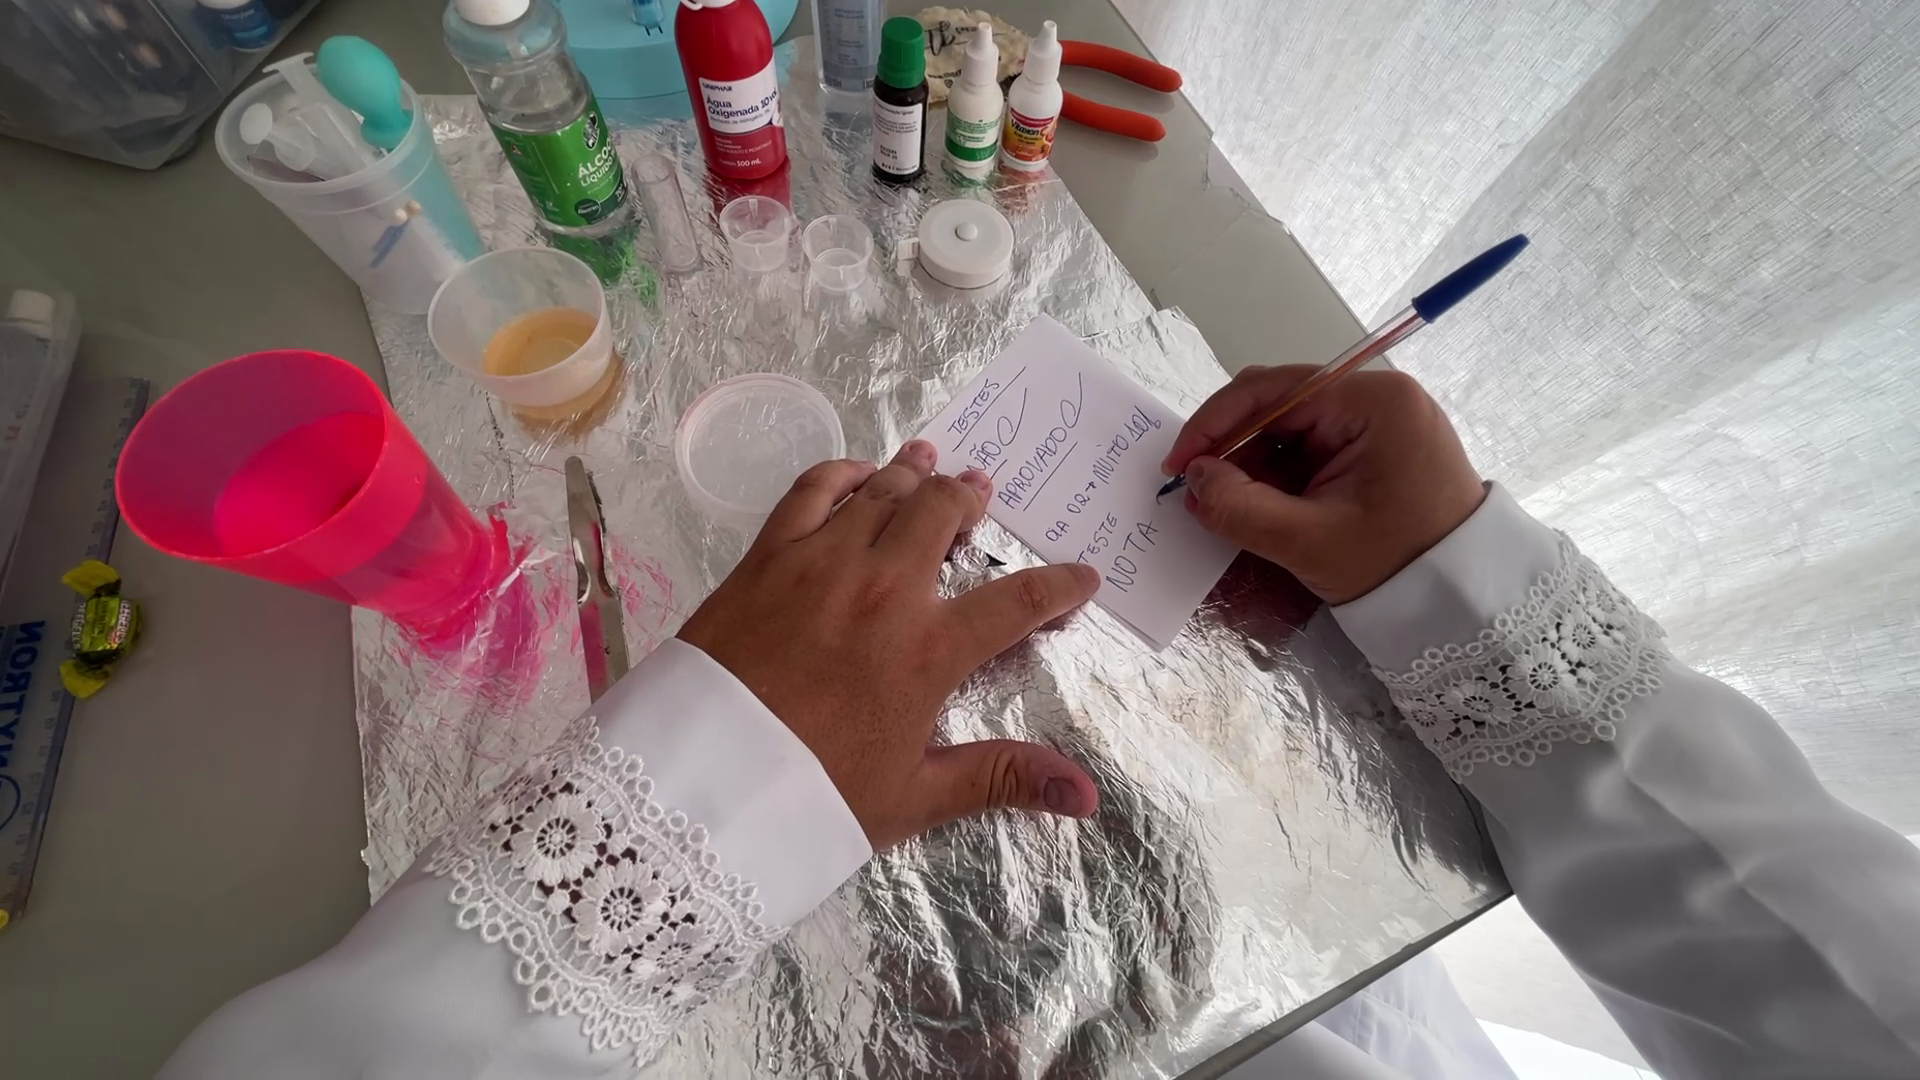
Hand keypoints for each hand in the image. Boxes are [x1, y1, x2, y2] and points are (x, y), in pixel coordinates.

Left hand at [677, 439, 1102, 850]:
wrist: (696, 785)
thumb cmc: (812, 795)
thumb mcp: (916, 795)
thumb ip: (1004, 778)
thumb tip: (1089, 797)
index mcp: (929, 649)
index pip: (1018, 603)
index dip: (1060, 587)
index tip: (1082, 578)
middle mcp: (885, 588)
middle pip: (945, 514)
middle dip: (972, 501)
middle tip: (980, 497)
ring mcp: (823, 562)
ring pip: (885, 491)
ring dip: (916, 474)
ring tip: (933, 463)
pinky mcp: (769, 555)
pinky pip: (811, 489)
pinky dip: (842, 473)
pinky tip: (857, 474)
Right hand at [1161, 367, 1485, 604]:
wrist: (1461, 599)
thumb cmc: (1395, 564)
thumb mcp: (1308, 540)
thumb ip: (1239, 507)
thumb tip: (1192, 478)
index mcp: (1370, 401)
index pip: (1270, 390)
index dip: (1213, 423)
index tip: (1177, 464)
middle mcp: (1371, 399)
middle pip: (1274, 407)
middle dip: (1229, 448)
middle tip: (1196, 489)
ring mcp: (1369, 424)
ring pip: (1282, 432)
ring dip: (1248, 468)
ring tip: (1228, 508)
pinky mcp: (1365, 450)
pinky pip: (1301, 452)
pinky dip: (1271, 479)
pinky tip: (1258, 508)